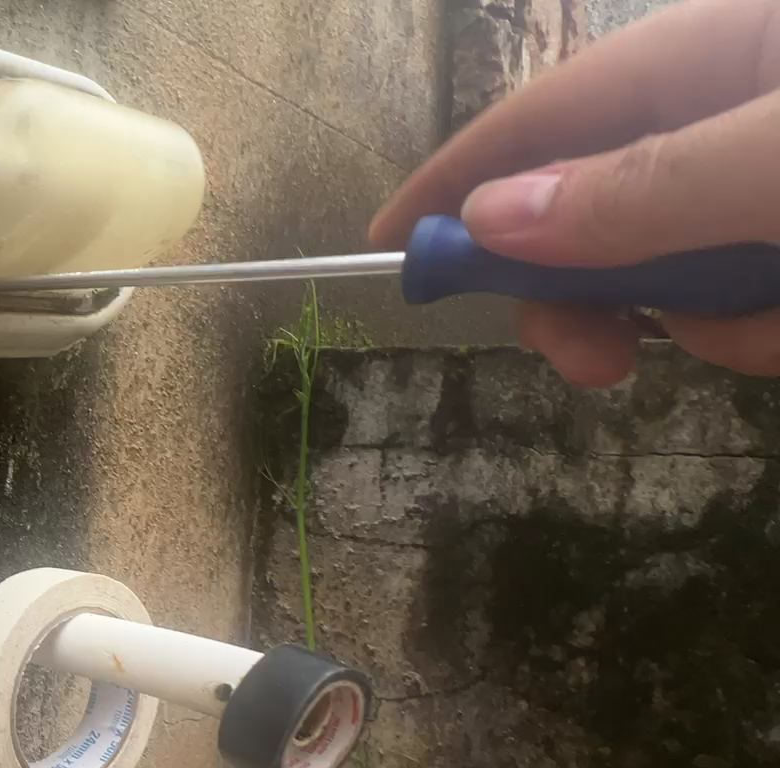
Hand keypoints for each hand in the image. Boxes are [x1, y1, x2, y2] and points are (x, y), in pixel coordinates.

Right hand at [371, 0, 779, 385]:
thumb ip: (645, 188)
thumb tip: (481, 221)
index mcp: (727, 50)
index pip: (545, 115)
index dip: (454, 182)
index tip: (383, 246)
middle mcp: (735, 111)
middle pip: (584, 209)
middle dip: (578, 292)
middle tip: (588, 359)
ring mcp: (764, 177)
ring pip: (657, 264)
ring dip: (685, 317)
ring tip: (764, 327)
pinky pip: (729, 289)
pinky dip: (749, 324)